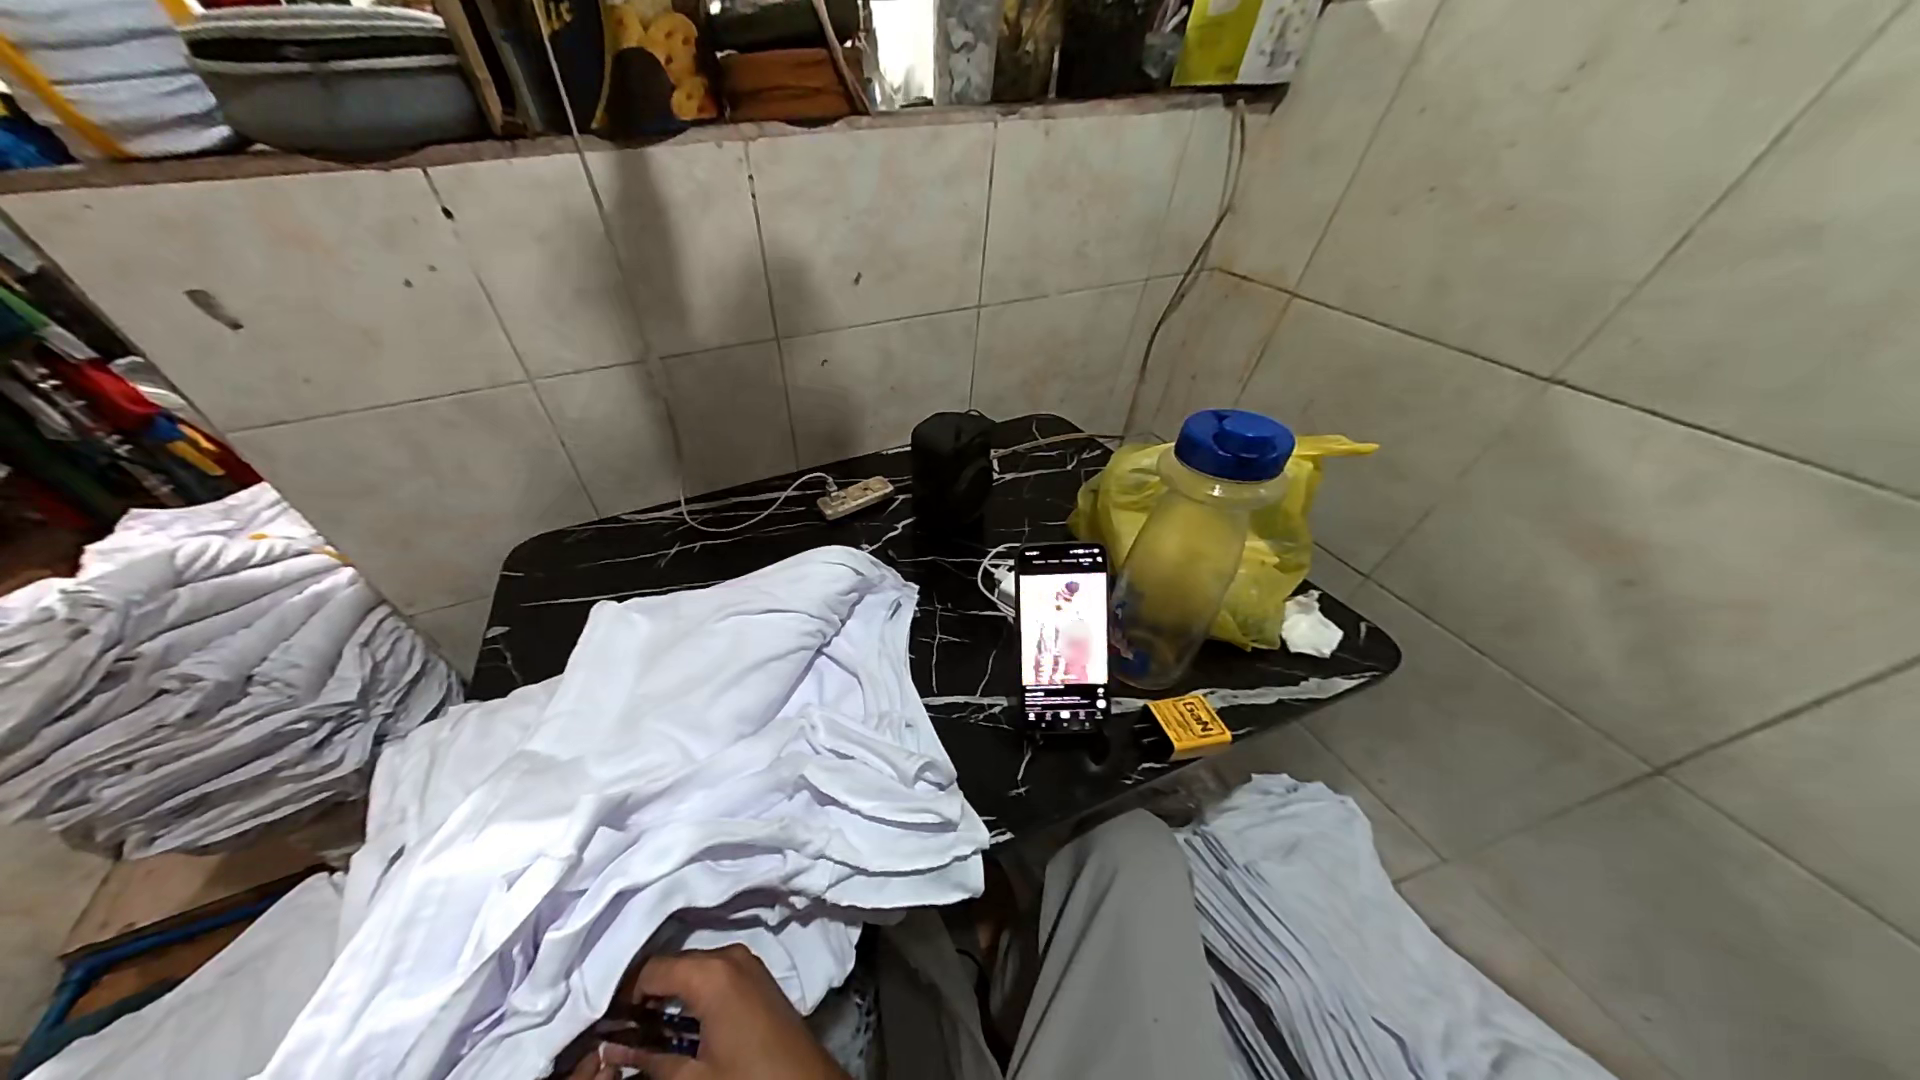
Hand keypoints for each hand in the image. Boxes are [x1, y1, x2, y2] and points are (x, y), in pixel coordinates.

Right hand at [569, 945, 849, 1079]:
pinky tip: (678, 1022)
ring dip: (668, 993)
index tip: (602, 1023)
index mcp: (711, 972)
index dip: (622, 996)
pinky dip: (692, 992)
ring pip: (692, 968)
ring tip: (644, 1029)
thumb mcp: (691, 1077)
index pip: (650, 969)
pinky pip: (714, 973)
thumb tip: (608, 1049)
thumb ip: (647, 1058)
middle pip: (672, 965)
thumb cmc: (747, 1077)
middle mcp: (728, 955)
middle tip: (619, 1030)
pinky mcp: (756, 974)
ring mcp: (747, 961)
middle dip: (645, 994)